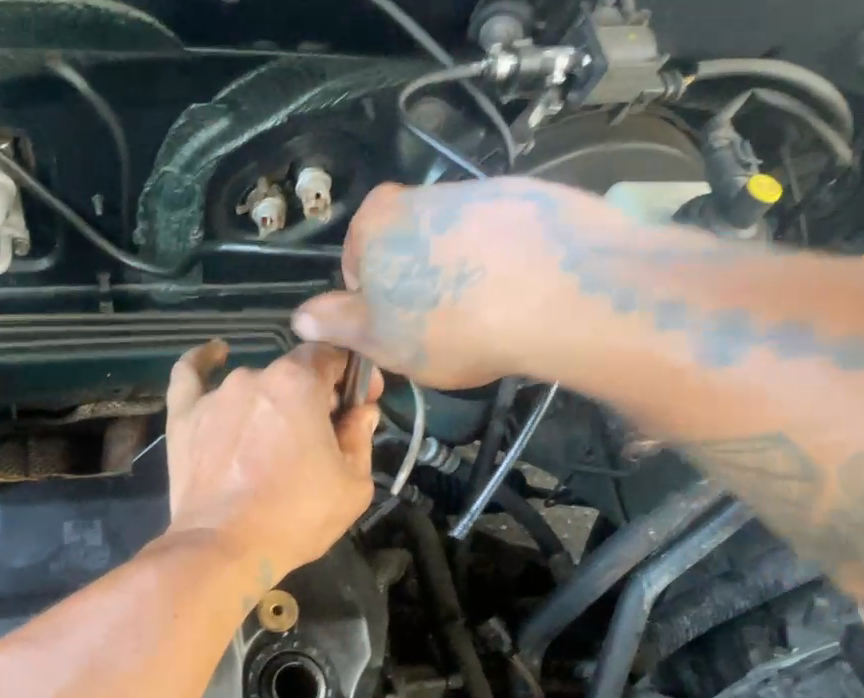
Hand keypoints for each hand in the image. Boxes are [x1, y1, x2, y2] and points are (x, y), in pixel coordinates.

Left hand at [164, 340, 381, 579]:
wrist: (224, 549)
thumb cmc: (295, 518)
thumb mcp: (352, 486)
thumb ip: (360, 438)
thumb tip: (361, 412)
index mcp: (299, 383)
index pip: (332, 356)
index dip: (351, 375)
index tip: (359, 402)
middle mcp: (255, 377)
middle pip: (292, 374)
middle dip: (312, 396)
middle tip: (318, 436)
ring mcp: (215, 395)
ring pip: (252, 386)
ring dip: (269, 402)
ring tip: (272, 440)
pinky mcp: (183, 417)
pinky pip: (189, 375)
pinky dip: (203, 361)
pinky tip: (215, 354)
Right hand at [291, 178, 684, 388]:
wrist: (561, 294)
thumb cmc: (450, 324)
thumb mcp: (379, 340)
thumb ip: (336, 324)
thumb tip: (302, 316)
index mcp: (377, 221)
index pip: (357, 261)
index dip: (372, 301)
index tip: (397, 330)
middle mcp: (426, 194)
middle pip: (409, 246)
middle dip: (418, 283)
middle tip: (441, 328)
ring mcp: (484, 191)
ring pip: (459, 242)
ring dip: (464, 273)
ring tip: (488, 318)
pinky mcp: (536, 198)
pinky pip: (507, 238)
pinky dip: (508, 263)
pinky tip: (523, 297)